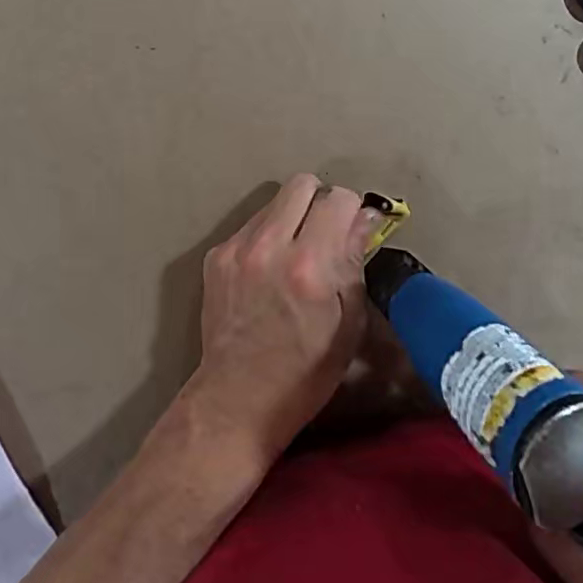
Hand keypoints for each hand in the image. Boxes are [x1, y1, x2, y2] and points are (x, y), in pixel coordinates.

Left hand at [179, 174, 379, 461]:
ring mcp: (236, 248)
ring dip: (292, 218)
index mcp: (309, 266)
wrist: (237, 398)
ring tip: (295, 255)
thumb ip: (355, 261)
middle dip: (320, 202)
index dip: (352, 210)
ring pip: (274, 201)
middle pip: (301, 184)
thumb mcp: (348, 324)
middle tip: (326, 234)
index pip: (337, 198)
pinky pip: (251, 225)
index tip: (353, 230)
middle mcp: (269, 246)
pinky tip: (269, 270)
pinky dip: (267, 236)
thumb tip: (365, 217)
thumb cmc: (305, 372)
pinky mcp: (216, 256)